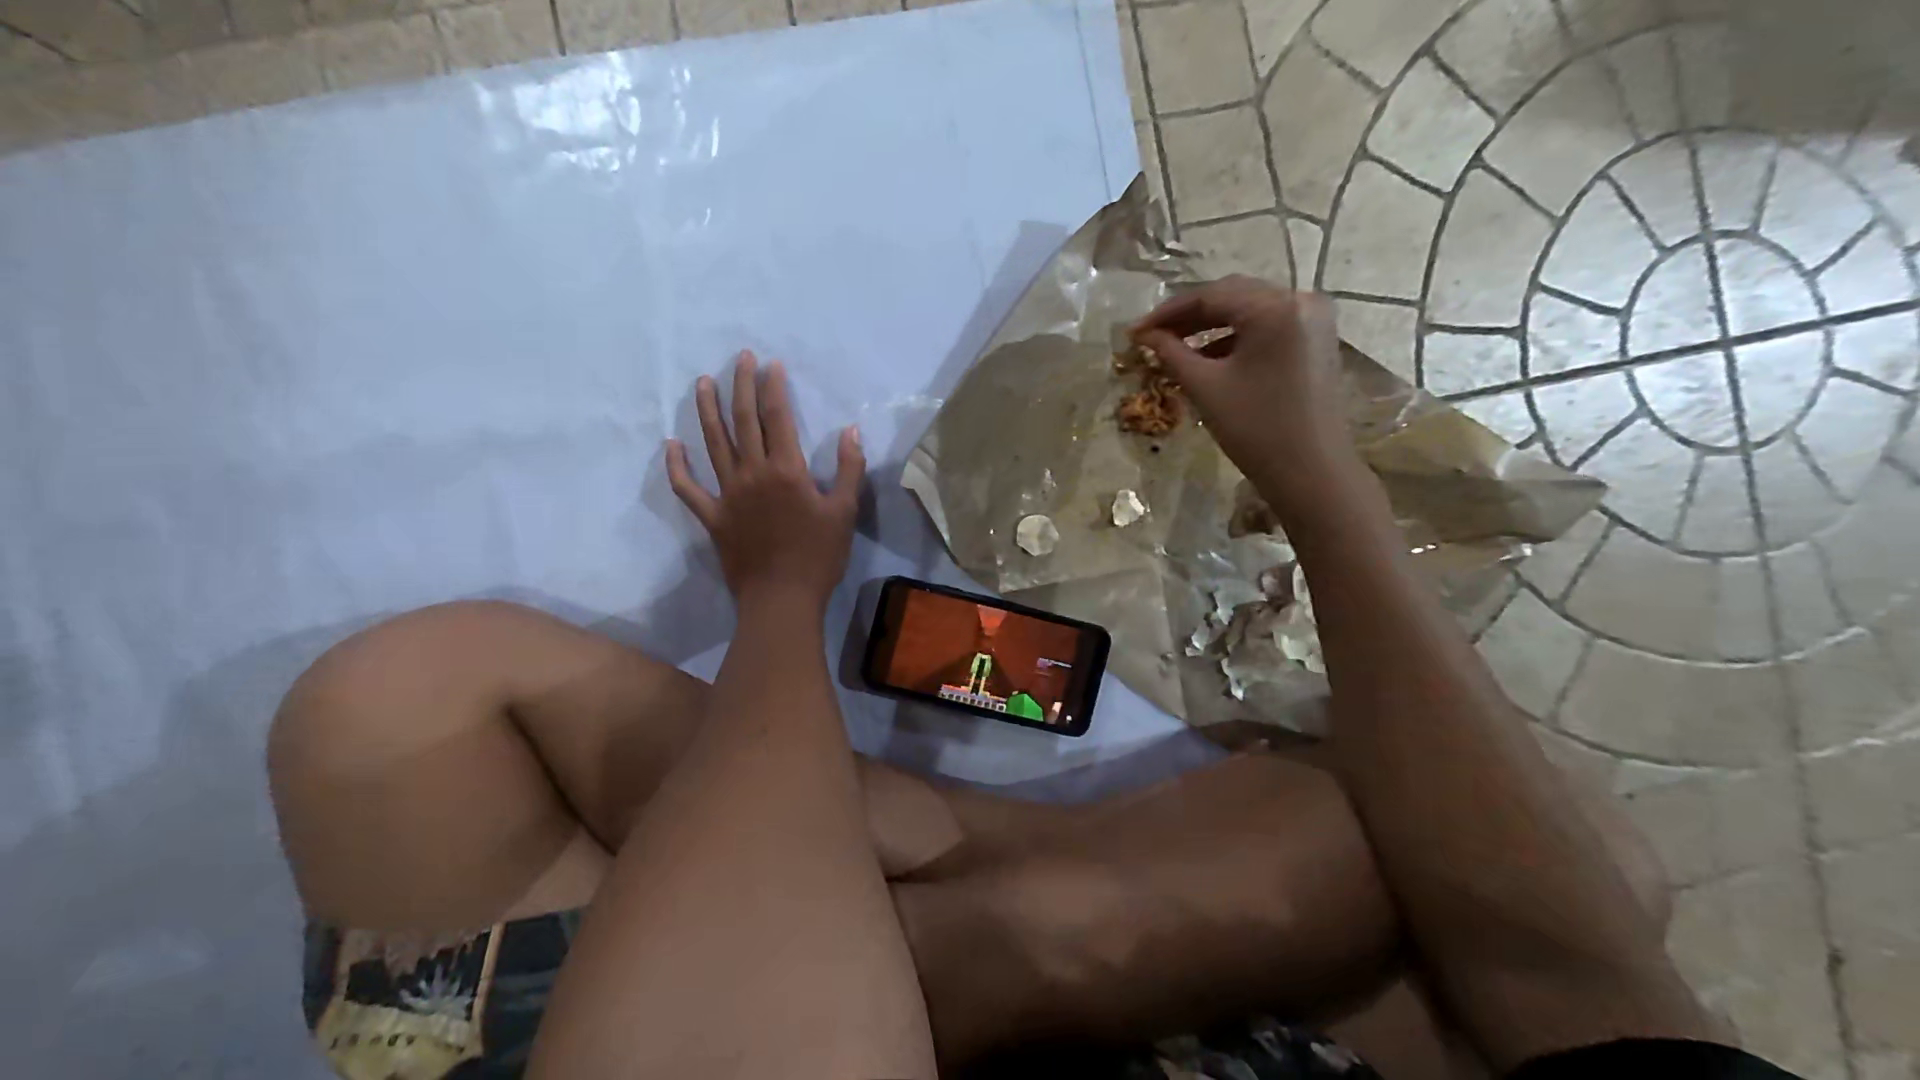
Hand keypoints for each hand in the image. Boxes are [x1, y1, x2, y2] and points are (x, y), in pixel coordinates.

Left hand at [666, 351, 863, 611]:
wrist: (781, 599)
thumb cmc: (819, 556)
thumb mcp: (845, 511)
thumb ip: (849, 469)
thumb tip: (851, 431)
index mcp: (787, 470)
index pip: (778, 418)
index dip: (773, 388)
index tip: (770, 364)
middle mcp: (752, 474)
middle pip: (744, 421)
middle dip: (741, 386)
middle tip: (739, 358)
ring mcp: (727, 494)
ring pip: (713, 444)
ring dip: (707, 411)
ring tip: (702, 382)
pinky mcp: (712, 517)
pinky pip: (688, 488)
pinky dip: (678, 466)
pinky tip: (671, 445)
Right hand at [1132, 277, 1362, 510]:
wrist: (1310, 470)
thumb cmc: (1255, 428)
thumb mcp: (1205, 387)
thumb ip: (1171, 353)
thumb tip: (1144, 335)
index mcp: (1274, 307)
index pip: (1210, 296)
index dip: (1167, 312)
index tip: (1135, 332)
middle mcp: (1300, 300)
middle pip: (1232, 296)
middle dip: (1188, 316)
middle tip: (1152, 336)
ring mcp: (1312, 319)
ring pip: (1249, 310)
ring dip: (1210, 326)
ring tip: (1174, 347)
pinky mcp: (1315, 339)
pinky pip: (1267, 326)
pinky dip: (1235, 337)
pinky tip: (1208, 357)